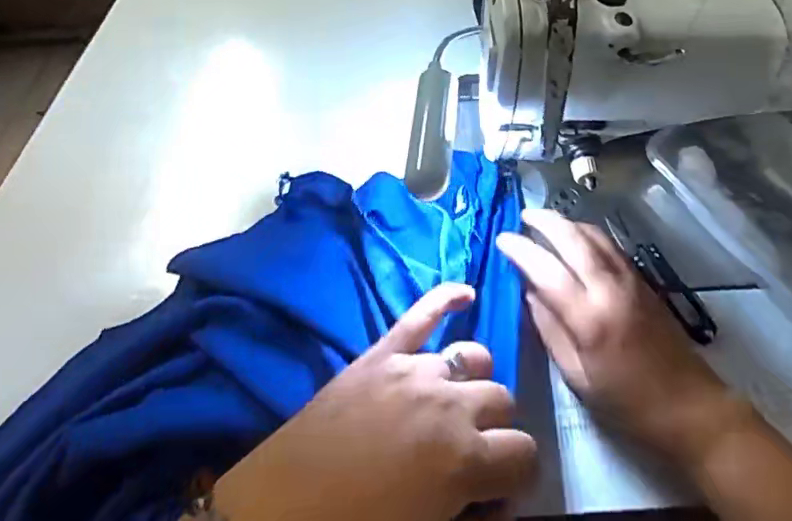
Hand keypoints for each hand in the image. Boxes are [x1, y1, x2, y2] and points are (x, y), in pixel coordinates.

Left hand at [212, 283, 536, 520]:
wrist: (266, 518)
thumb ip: (470, 516)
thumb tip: (498, 504)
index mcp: (462, 458)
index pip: (524, 455)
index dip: (518, 478)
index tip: (499, 495)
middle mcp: (451, 403)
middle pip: (504, 400)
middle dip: (497, 431)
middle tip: (471, 458)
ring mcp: (416, 370)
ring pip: (475, 358)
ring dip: (475, 383)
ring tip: (457, 407)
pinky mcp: (383, 354)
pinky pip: (423, 314)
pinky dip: (446, 299)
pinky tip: (465, 293)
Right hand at [496, 210, 755, 472]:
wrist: (686, 402)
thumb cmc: (626, 402)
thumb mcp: (578, 377)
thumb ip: (551, 330)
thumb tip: (530, 293)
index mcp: (589, 317)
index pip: (547, 271)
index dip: (522, 251)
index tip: (502, 239)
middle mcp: (610, 287)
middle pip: (574, 239)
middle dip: (546, 222)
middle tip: (523, 216)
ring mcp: (630, 278)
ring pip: (595, 236)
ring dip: (568, 223)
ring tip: (545, 222)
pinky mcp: (643, 279)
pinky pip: (610, 245)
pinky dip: (589, 234)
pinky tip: (578, 239)